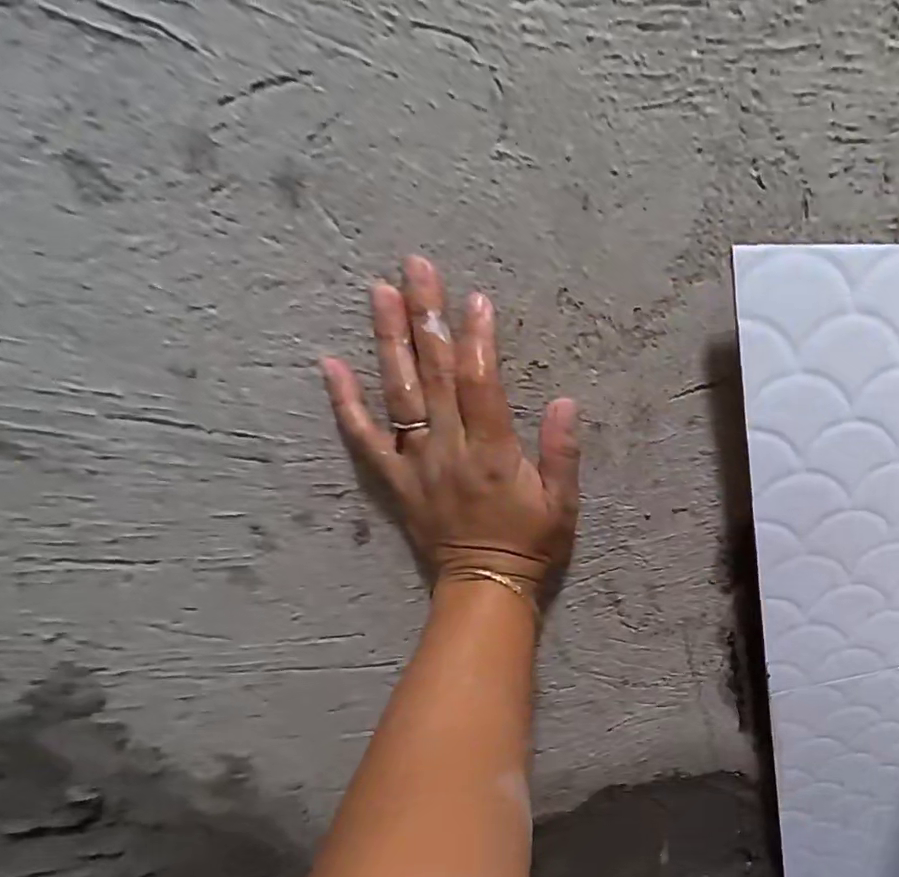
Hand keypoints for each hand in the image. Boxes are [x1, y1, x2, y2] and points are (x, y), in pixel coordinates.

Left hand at [320, 255, 580, 605]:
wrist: (486, 585)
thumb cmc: (534, 543)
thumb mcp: (565, 504)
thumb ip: (562, 453)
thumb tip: (567, 402)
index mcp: (494, 455)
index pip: (481, 385)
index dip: (477, 340)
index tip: (476, 299)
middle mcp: (450, 450)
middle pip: (435, 375)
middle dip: (428, 318)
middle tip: (417, 268)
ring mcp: (417, 463)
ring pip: (399, 393)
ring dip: (389, 341)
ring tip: (379, 292)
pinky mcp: (396, 479)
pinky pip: (365, 437)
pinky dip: (346, 401)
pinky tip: (331, 363)